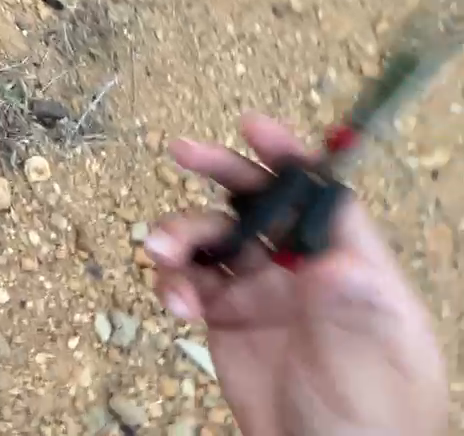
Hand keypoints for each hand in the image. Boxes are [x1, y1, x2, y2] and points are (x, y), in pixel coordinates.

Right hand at [147, 114, 446, 435]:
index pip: (325, 205)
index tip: (254, 126)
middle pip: (255, 205)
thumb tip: (339, 259)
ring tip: (161, 254)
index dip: (291, 161)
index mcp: (355, 280)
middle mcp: (303, 275)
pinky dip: (168, 280)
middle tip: (182, 151)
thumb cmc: (370, 427)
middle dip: (219, 172)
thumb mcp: (368, 372)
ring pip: (207, 236)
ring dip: (176, 235)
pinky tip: (172, 304)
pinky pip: (184, 276)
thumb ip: (351, 316)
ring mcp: (260, 293)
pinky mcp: (222, 313)